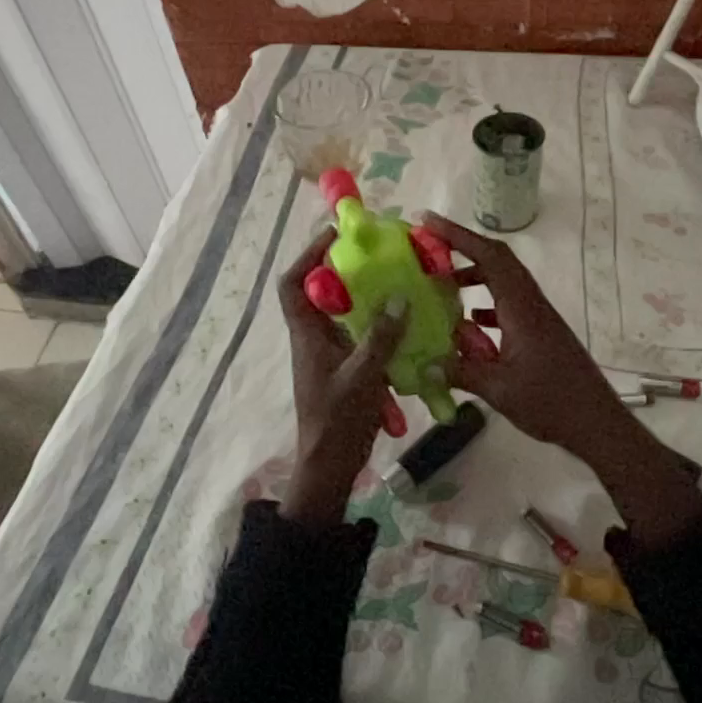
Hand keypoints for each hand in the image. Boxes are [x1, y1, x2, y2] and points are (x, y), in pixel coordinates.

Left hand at [276, 227, 405, 526]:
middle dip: (347, 271)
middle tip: (381, 256)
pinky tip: (408, 327)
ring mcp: (332, 355)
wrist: (330, 466)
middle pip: (321, 293)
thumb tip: (399, 298)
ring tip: (399, 283)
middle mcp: (315, 339)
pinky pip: (362, 338)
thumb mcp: (362, 377)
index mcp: (307, 336)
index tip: (337, 236)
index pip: (293, 285)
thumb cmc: (337, 421)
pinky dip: (381, 329)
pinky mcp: (348, 370)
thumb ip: (381, 338)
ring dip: (368, 299)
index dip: (309, 255)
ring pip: (344, 315)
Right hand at [422, 214, 701, 543]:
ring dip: (474, 277)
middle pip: (498, 262)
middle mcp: (531, 305)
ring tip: (441, 287)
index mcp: (521, 309)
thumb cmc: (551, 402)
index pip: (490, 257)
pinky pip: (508, 305)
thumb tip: (422, 363)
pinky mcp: (541, 334)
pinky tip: (468, 324)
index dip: (458, 235)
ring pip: (503, 283)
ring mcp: (538, 318)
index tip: (428, 221)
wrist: (597, 423)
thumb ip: (460, 372)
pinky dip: (485, 304)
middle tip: (428, 249)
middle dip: (462, 249)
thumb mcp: (498, 389)